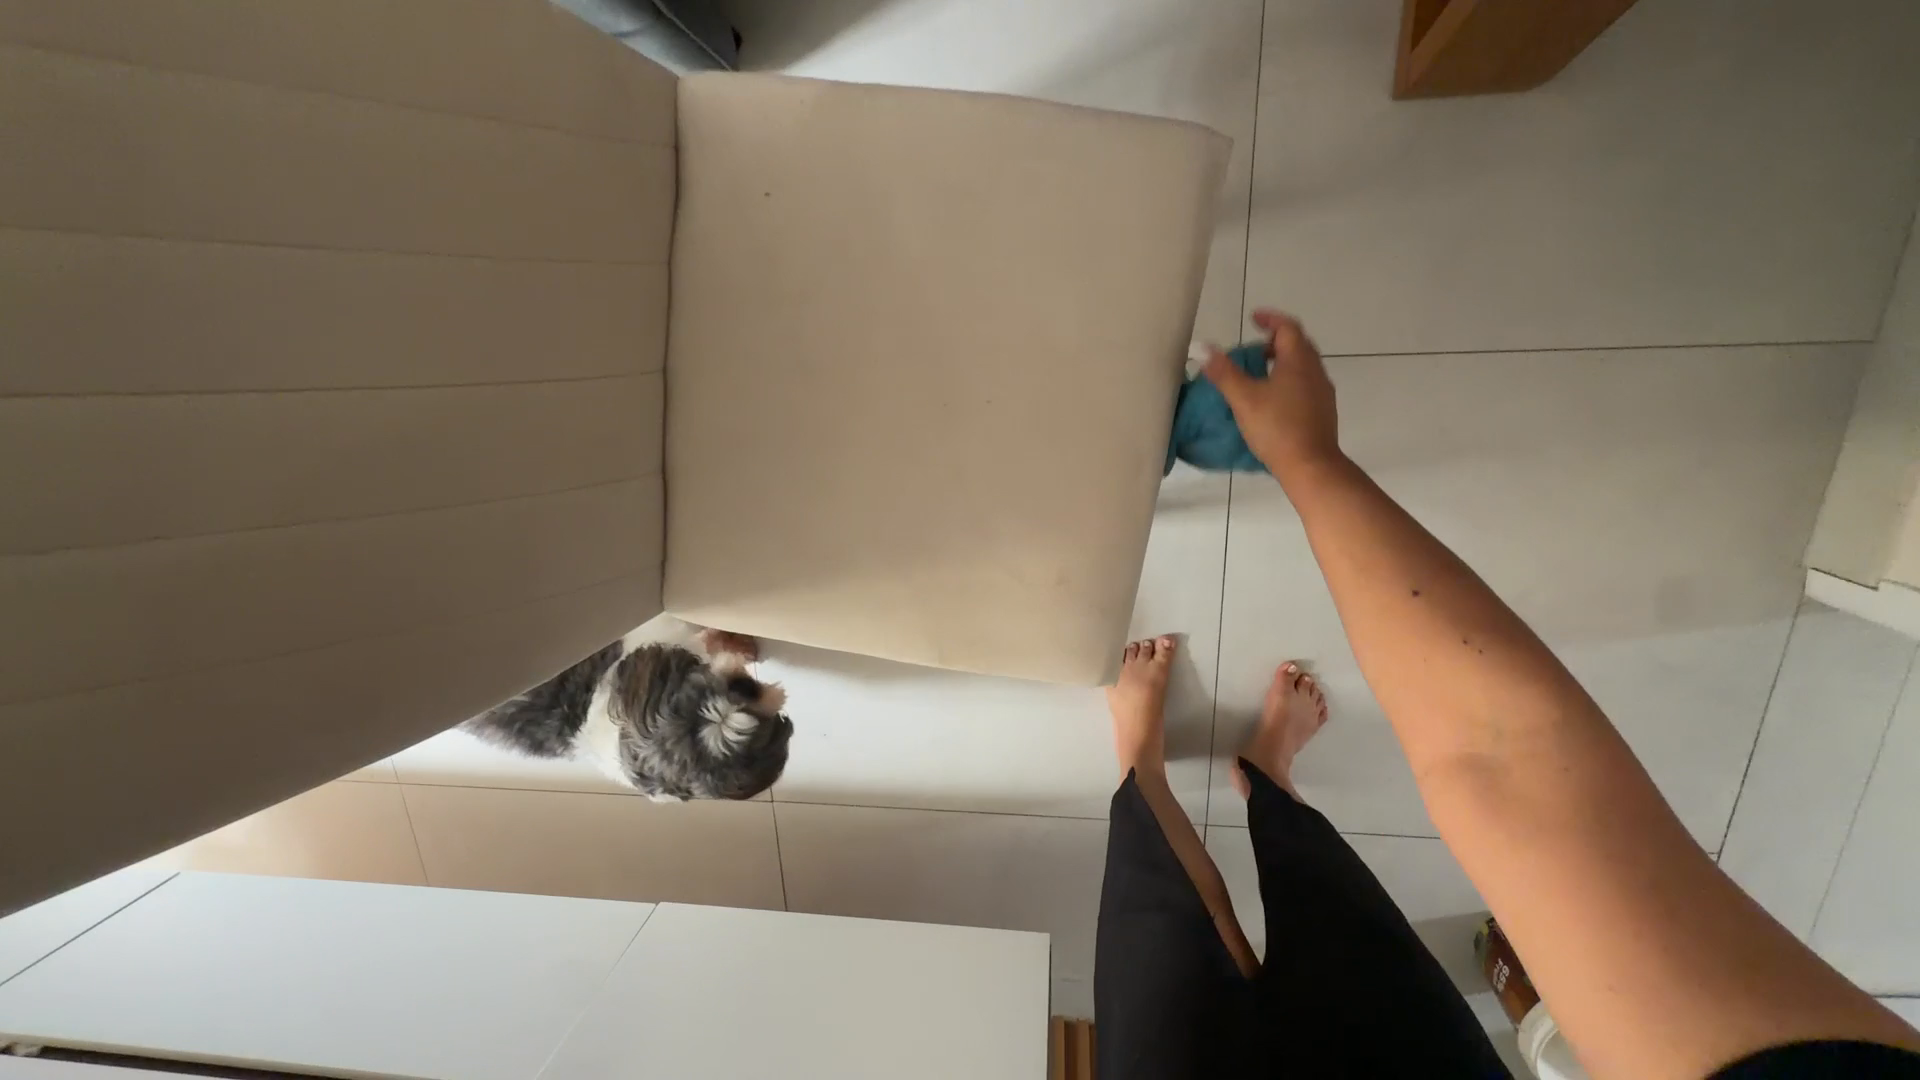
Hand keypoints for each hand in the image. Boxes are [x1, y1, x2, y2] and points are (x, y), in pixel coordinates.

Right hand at [1201, 309, 1342, 480]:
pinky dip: (1288, 380)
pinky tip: (1273, 398)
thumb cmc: (1276, 428)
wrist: (1311, 465)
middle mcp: (1315, 371)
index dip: (1270, 319)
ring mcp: (1322, 392)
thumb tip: (1202, 348)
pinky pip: (1305, 384)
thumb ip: (1224, 372)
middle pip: (1298, 345)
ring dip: (1281, 362)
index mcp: (1298, 361)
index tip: (1253, 318)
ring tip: (1259, 373)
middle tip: (1252, 349)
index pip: (1287, 327)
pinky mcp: (1322, 411)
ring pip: (1303, 366)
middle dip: (1275, 341)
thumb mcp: (1244, 399)